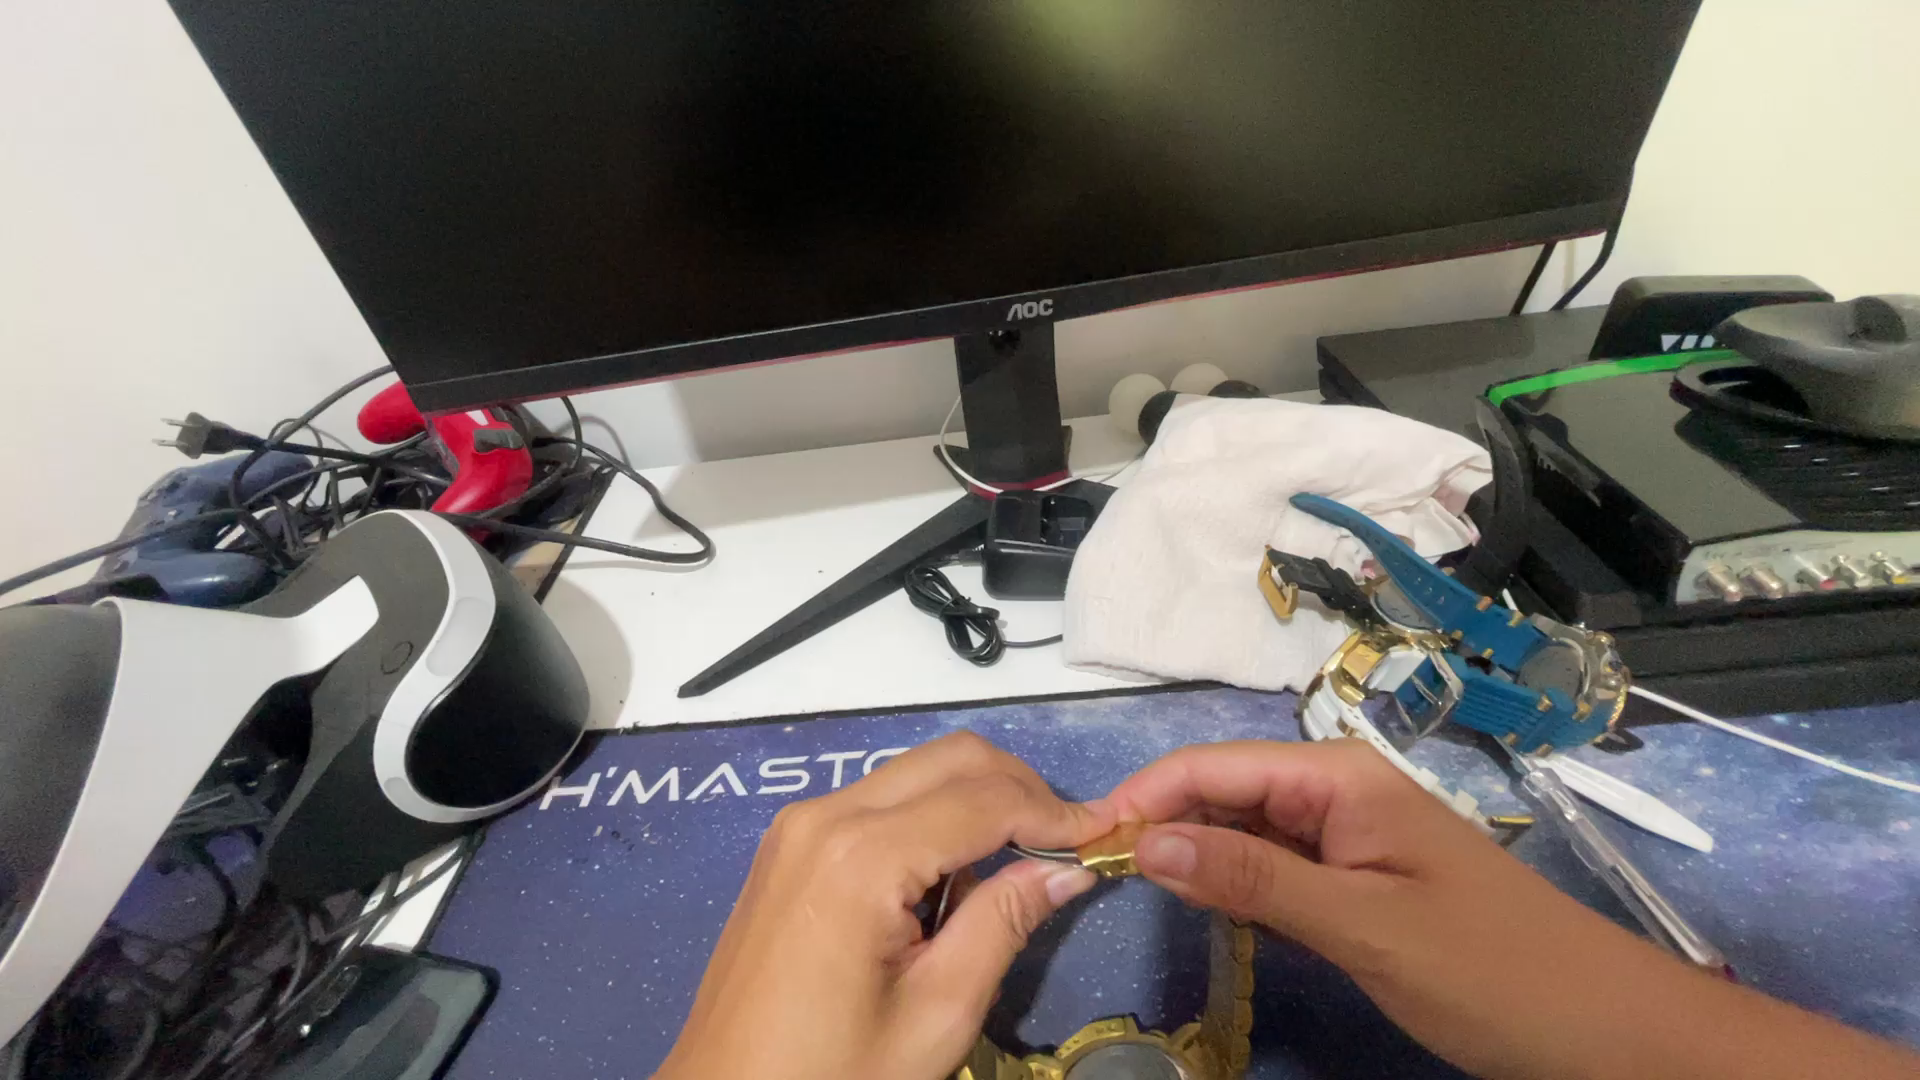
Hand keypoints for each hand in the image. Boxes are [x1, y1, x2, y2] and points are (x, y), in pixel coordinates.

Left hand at [655, 732, 1112, 1079]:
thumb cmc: (830, 1078)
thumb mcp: (934, 1016)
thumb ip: (1002, 924)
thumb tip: (1067, 870)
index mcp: (862, 856)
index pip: (982, 801)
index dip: (1052, 813)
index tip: (1102, 833)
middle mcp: (829, 812)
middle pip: (951, 757)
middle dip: (1018, 788)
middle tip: (1062, 842)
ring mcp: (804, 818)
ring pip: (918, 770)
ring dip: (977, 797)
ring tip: (1014, 861)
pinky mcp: (794, 835)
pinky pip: (884, 795)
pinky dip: (934, 813)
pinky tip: (950, 873)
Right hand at [1106, 738, 1919, 1079]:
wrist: (1621, 1038)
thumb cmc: (1494, 973)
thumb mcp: (1362, 927)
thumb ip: (1250, 879)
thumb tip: (1145, 844)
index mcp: (1337, 776)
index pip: (1215, 765)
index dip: (1147, 793)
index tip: (1090, 836)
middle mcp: (1334, 787)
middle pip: (1223, 788)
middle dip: (1163, 820)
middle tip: (1105, 867)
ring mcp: (1344, 829)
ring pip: (1243, 824)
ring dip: (1193, 849)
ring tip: (1140, 884)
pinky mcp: (1352, 870)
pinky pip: (1272, 860)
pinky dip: (1233, 879)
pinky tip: (1207, 902)